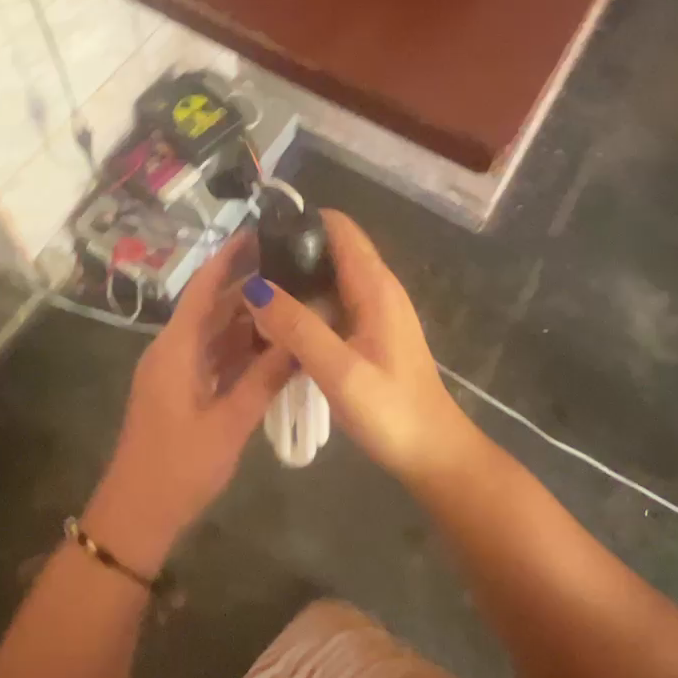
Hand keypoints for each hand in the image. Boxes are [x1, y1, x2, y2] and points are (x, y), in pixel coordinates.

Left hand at [84, 232, 294, 577]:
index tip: (260, 232)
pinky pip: (214, 357)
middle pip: (212, 306)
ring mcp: (175, 371)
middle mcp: (173, 350)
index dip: (229, 257)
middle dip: (249, 286)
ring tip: (292, 300)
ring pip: (215, 333)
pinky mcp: (181, 391)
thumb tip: (302, 337)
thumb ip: (265, 378)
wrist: (136, 515)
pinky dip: (241, 349)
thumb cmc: (179, 467)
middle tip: (293, 268)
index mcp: (176, 348)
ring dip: (248, 319)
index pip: (204, 287)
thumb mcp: (229, 424)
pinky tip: (274, 346)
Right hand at [242, 210, 474, 483]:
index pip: (338, 227)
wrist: (434, 455)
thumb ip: (298, 327)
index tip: (258, 236)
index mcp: (375, 286)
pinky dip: (305, 306)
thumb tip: (254, 287)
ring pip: (328, 279)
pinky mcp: (370, 334)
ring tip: (250, 296)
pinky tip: (277, 328)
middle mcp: (377, 288)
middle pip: (330, 249)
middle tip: (243, 272)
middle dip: (289, 252)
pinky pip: (332, 305)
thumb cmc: (392, 412)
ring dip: (294, 281)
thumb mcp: (340, 371)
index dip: (300, 222)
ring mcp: (375, 312)